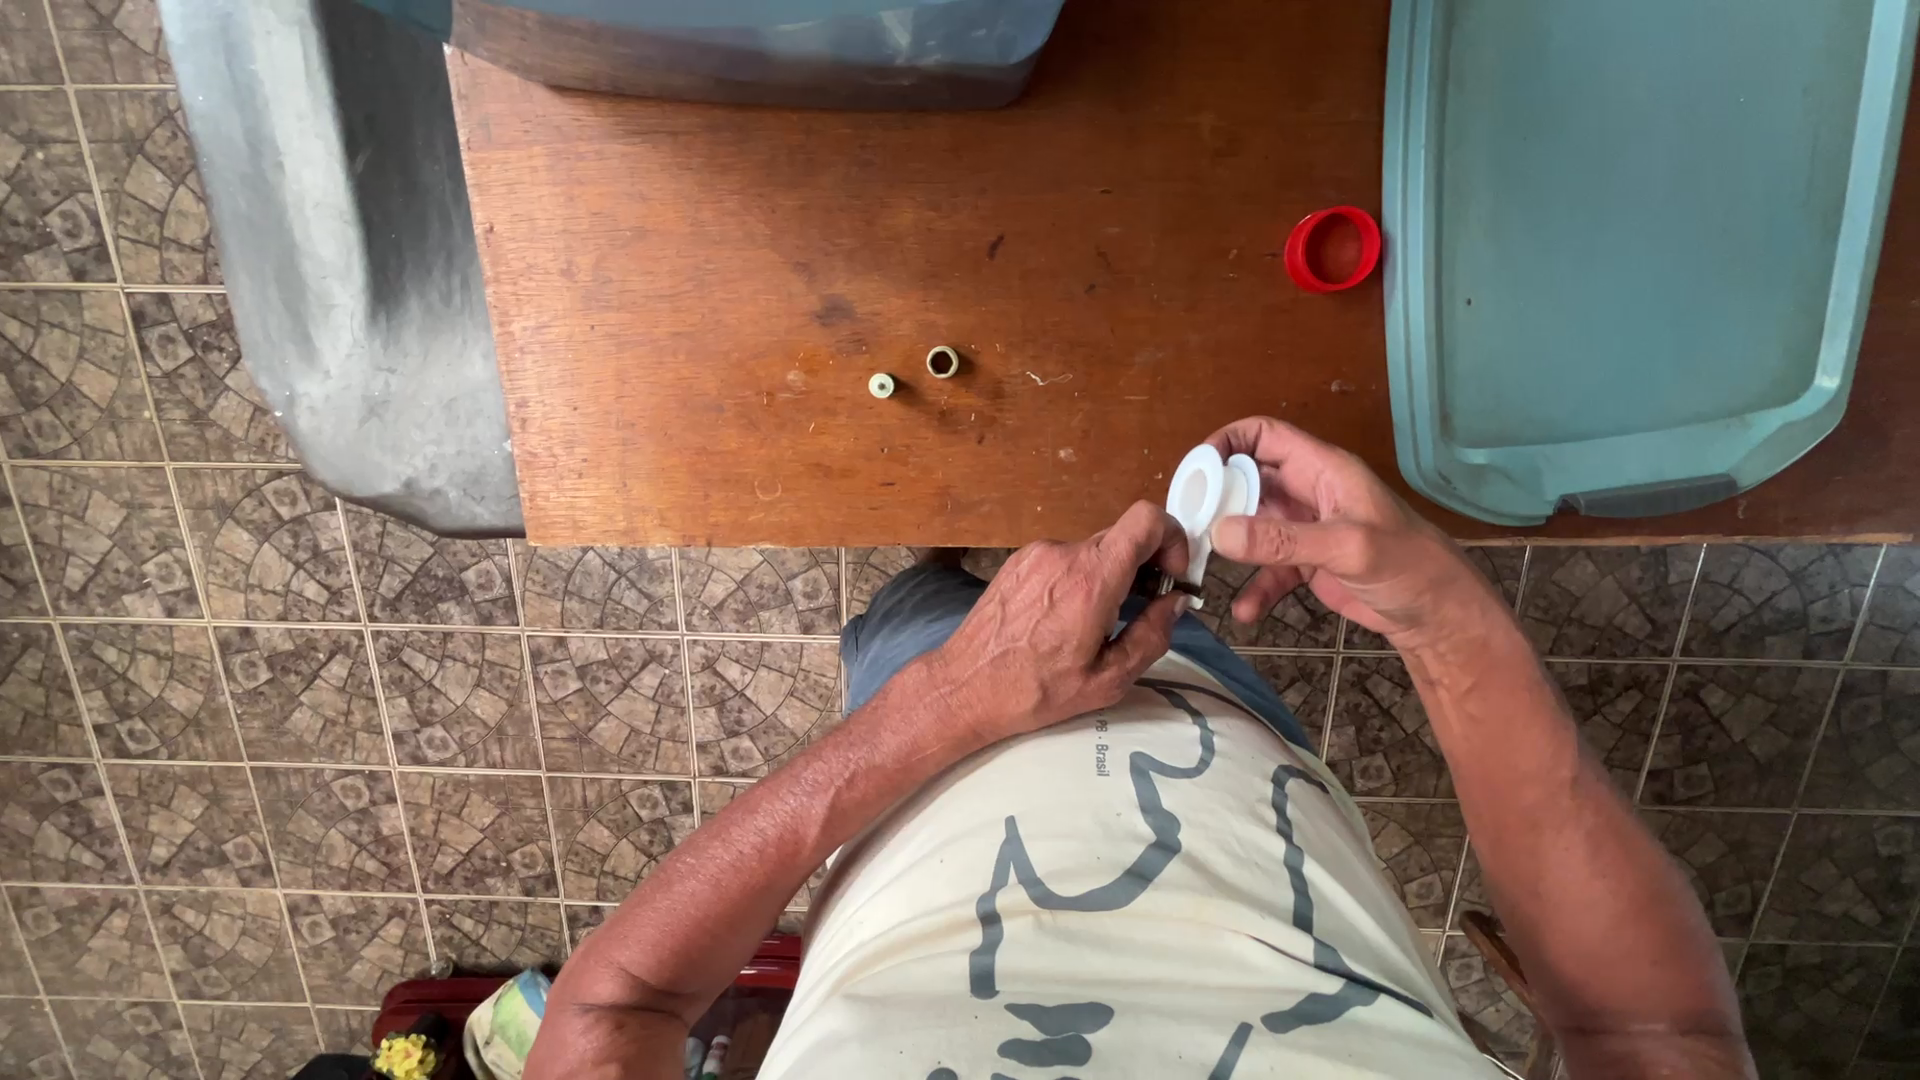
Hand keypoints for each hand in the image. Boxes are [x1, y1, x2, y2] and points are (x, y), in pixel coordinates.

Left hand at [928, 501, 1190, 744]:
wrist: (965, 686)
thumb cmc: (1036, 691)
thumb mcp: (1108, 679)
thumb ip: (1152, 635)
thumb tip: (1176, 602)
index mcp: (1091, 579)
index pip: (1147, 519)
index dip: (1172, 539)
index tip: (1170, 577)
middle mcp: (1063, 553)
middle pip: (1122, 537)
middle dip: (1144, 566)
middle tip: (1142, 606)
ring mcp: (1036, 553)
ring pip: (1093, 551)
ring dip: (1108, 576)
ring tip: (1096, 622)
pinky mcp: (1018, 561)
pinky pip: (1063, 559)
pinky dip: (1077, 579)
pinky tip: (1063, 618)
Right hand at [1203, 417, 1503, 652]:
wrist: (1438, 616)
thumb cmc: (1408, 565)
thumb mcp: (1346, 547)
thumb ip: (1283, 540)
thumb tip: (1220, 532)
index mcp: (1322, 470)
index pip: (1265, 436)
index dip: (1227, 442)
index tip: (1195, 470)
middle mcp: (1307, 493)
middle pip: (1247, 480)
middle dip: (1216, 498)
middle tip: (1187, 522)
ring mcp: (1303, 530)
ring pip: (1250, 526)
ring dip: (1227, 545)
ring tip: (1200, 564)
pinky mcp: (1305, 564)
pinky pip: (1266, 570)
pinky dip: (1253, 589)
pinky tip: (1245, 612)